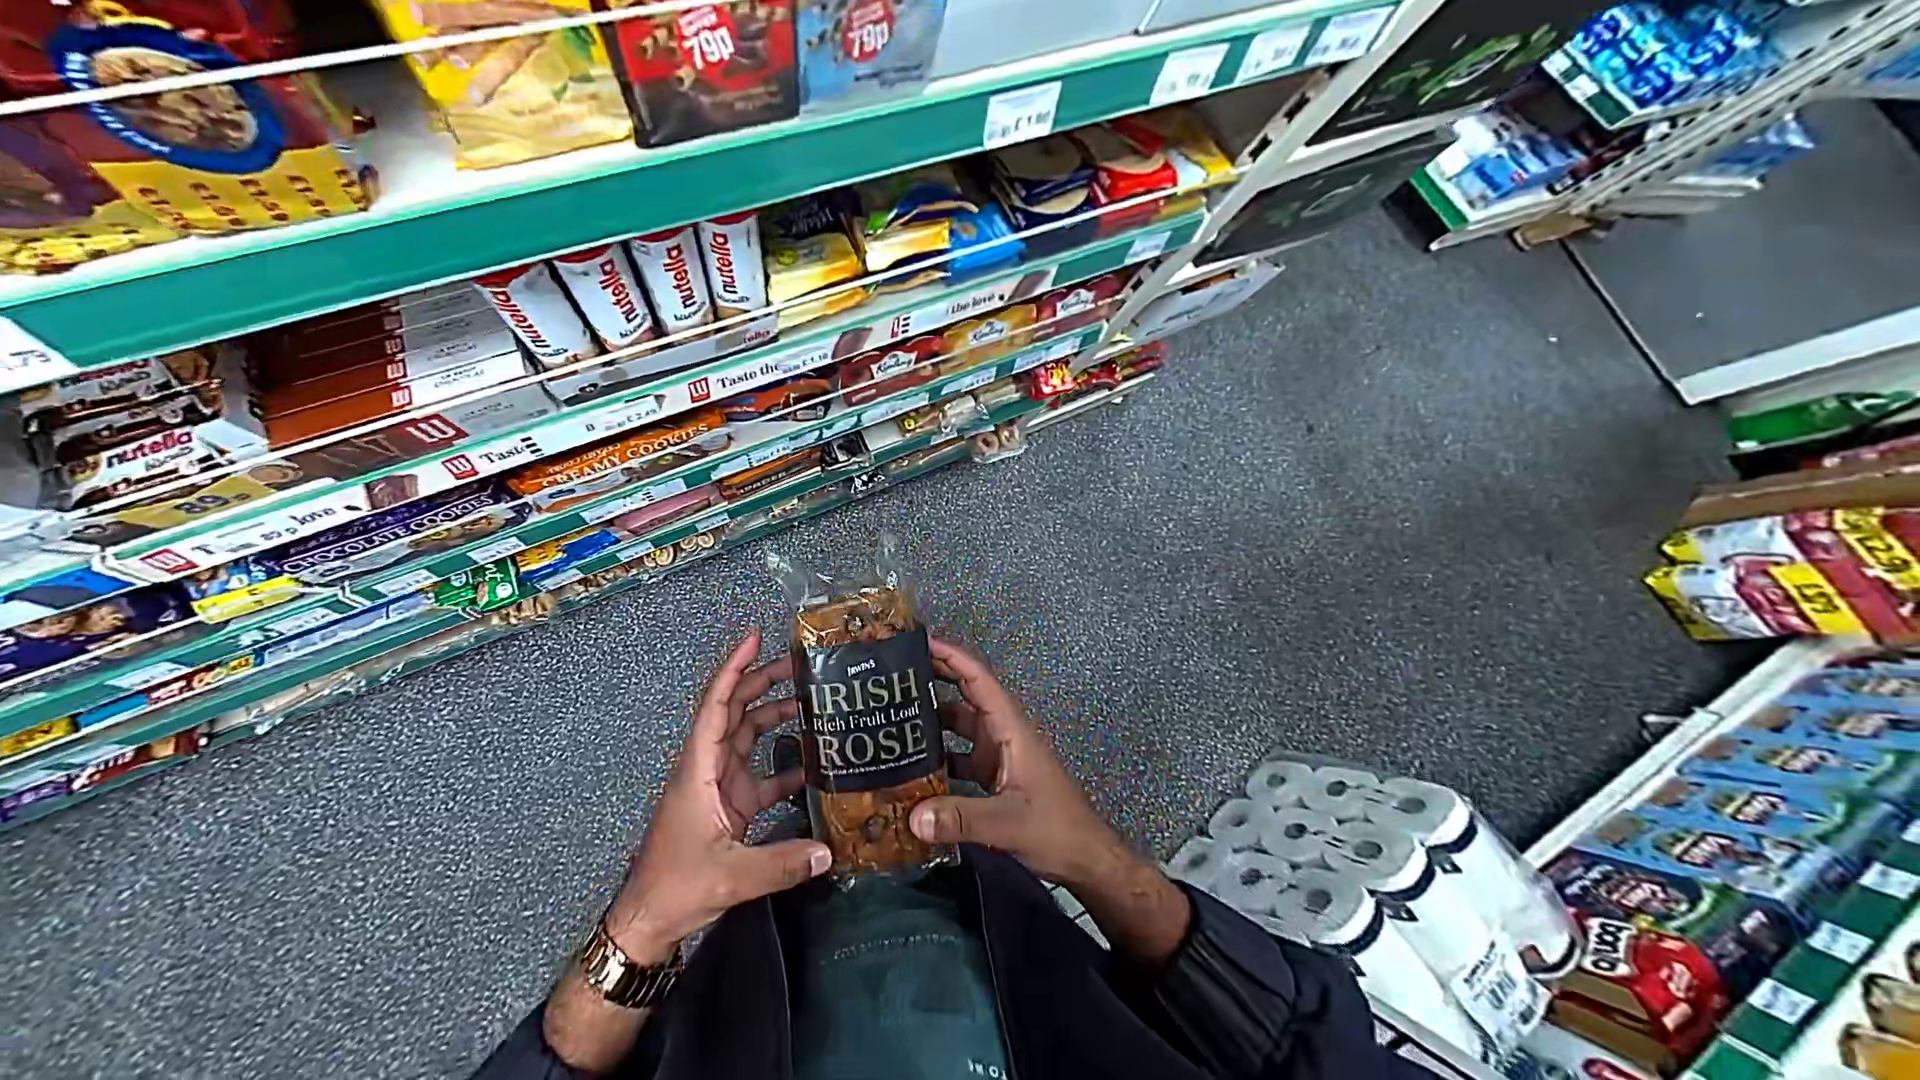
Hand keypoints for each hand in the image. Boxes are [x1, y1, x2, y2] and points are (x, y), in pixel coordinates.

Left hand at [604, 631, 830, 962]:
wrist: (649, 922)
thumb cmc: (677, 888)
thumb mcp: (731, 877)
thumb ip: (782, 864)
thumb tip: (830, 851)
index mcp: (699, 769)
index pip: (716, 706)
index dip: (733, 669)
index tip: (754, 638)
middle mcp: (708, 767)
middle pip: (734, 710)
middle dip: (762, 681)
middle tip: (799, 664)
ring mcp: (718, 785)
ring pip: (746, 735)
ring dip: (773, 714)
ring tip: (811, 699)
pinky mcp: (730, 804)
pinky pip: (760, 770)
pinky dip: (784, 761)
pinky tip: (814, 760)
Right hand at [910, 638, 1190, 965]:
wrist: (1085, 858)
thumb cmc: (1056, 829)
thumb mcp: (1008, 823)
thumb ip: (962, 819)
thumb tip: (912, 816)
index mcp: (1010, 728)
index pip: (979, 679)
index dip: (951, 657)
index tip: (919, 642)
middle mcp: (1002, 733)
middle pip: (966, 695)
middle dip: (934, 678)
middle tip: (892, 674)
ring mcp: (998, 754)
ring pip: (960, 725)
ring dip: (932, 718)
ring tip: (892, 714)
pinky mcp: (993, 776)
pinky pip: (959, 755)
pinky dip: (937, 754)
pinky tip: (909, 765)